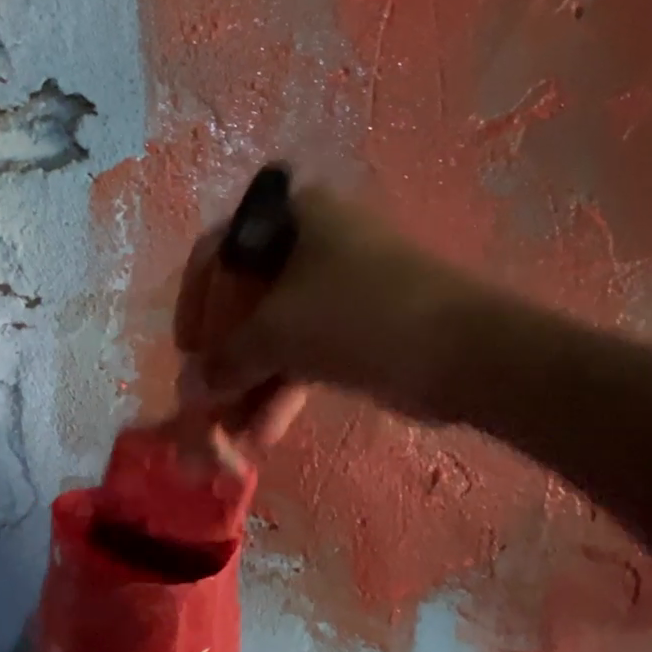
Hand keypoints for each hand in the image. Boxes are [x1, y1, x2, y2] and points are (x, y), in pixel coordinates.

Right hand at [174, 182, 480, 441]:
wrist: (464, 351)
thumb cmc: (356, 316)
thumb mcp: (276, 332)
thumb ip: (224, 359)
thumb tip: (190, 390)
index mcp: (291, 218)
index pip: (217, 252)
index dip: (193, 302)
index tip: (188, 349)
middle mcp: (312, 242)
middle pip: (244, 299)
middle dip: (222, 356)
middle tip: (207, 397)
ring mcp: (338, 287)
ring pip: (275, 333)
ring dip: (249, 383)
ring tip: (229, 433)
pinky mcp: (358, 327)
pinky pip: (304, 354)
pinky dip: (281, 390)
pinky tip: (262, 433)